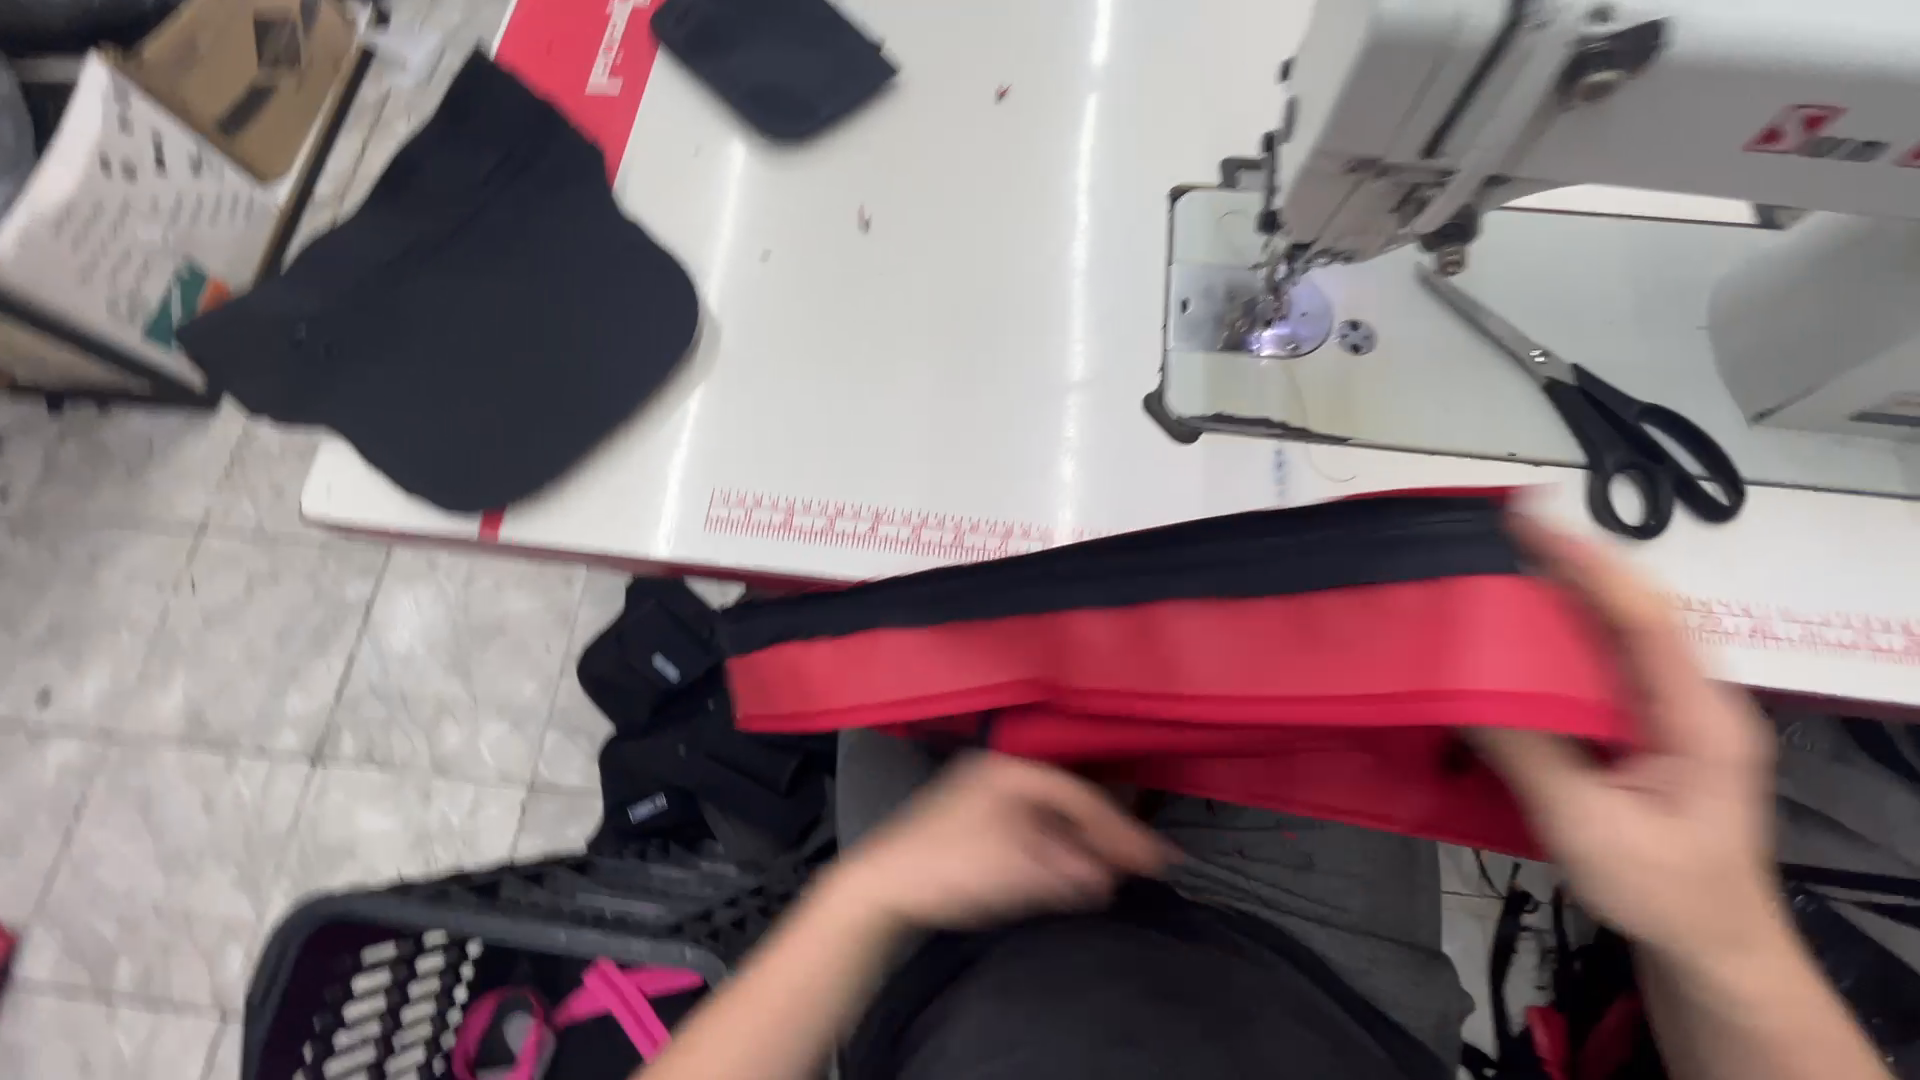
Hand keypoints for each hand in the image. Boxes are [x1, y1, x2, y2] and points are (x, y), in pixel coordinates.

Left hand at [822, 753, 1176, 931]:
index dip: (1120, 827)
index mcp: (1010, 771)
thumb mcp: (1014, 866)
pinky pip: (1035, 830)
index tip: (1155, 857)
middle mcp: (1002, 776)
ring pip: (1053, 817)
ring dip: (1086, 844)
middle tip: (1148, 863)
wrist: (883, 884)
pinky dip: (1060, 851)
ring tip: (1120, 870)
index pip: (1079, 794)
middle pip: (1069, 801)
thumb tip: (1107, 875)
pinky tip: (1076, 873)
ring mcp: (989, 799)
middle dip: (1107, 833)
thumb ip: (1065, 867)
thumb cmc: (948, 865)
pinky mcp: (981, 825)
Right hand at [1472, 514, 1786, 969]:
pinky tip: (1510, 634)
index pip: (1647, 619)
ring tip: (1495, 571)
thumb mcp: (1589, 827)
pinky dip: (1552, 636)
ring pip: (1613, 634)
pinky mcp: (1640, 728)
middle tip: (1497, 538)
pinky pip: (1596, 665)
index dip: (1589, 565)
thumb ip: (1528, 754)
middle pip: (1631, 612)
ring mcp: (1667, 713)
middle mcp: (1688, 700)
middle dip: (1569, 565)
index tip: (1530, 523)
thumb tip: (1461, 691)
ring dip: (1558, 595)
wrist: (1711, 946)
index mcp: (1698, 718)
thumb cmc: (1663, 890)